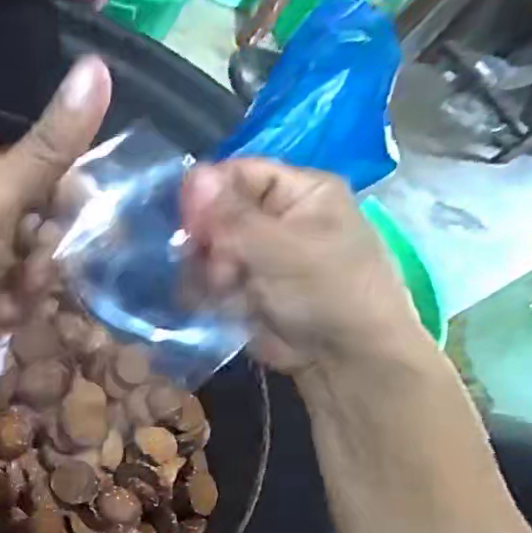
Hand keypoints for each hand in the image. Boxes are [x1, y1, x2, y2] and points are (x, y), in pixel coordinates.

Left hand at [0, 56, 111, 359]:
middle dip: (50, 255)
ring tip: (7, 297)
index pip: (58, 180)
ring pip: (44, 270)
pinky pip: (26, 302)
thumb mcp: (3, 193)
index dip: (73, 200)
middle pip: (56, 231)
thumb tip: (98, 62)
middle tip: (32, 268)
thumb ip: (52, 143)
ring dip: (33, 288)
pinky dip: (14, 311)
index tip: (75, 218)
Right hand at [180, 159, 429, 376]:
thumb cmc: (328, 291)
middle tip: (220, 268)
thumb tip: (192, 175)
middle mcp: (275, 219)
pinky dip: (208, 296)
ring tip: (228, 293)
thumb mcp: (281, 247)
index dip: (207, 194)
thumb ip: (232, 215)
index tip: (187, 221)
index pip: (238, 174)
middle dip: (209, 243)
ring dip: (209, 274)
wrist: (344, 358)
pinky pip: (207, 283)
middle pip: (215, 215)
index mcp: (299, 192)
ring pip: (206, 252)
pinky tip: (222, 307)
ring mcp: (257, 257)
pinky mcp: (242, 290)